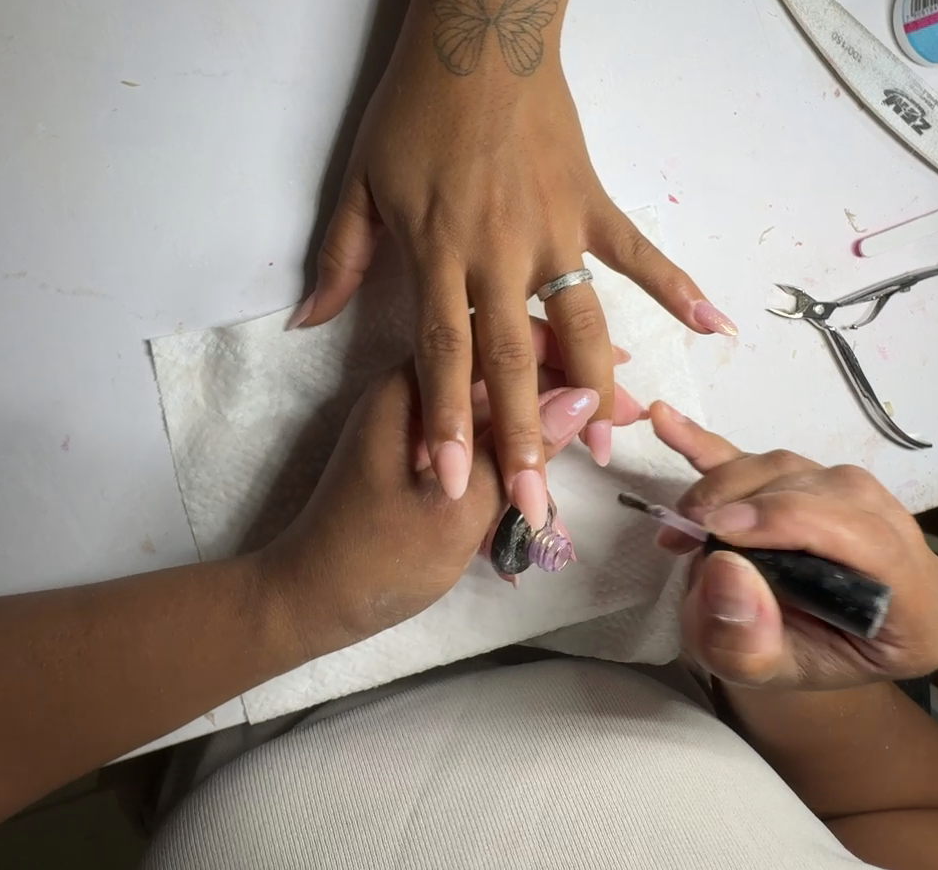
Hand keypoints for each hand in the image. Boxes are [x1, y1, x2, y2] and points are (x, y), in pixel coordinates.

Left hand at [257, 360, 604, 659]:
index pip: (497, 340)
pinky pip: (475, 440)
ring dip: (540, 433)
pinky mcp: (418, 453)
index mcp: (411, 385)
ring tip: (594, 450)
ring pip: (492, 410)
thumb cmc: (380, 555)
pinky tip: (540, 490)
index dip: (564, 353)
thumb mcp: (459, 507)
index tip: (620, 371)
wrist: (313, 596)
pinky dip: (509, 460)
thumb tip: (583, 397)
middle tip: (624, 416)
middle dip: (563, 394)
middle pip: (501, 373)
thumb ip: (520, 451)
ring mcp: (414, 423)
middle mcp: (411, 390)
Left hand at [294, 56, 729, 533]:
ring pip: (579, 324)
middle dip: (521, 437)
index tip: (449, 485)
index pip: (441, 356)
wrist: (479, 33)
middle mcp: (500, 255)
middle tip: (533, 504)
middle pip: (512, 361)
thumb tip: (307, 321)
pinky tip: (714, 325)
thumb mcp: (360, 184)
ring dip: (594, 388)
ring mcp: (554, 231)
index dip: (445, 423)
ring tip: (607, 446)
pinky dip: (675, 286)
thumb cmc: (412, 111)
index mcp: (439, 254)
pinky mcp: (592, 203)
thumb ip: (341, 260)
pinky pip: (637, 252)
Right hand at [647, 403, 937, 689]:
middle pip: (840, 493)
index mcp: (914, 618)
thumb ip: (743, 638)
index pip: (875, 547)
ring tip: (686, 520)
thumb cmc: (769, 662)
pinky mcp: (804, 484)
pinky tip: (665, 421)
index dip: (795, 522)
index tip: (719, 529)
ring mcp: (855, 510)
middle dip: (756, 501)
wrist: (767, 647)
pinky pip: (759, 455)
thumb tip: (729, 566)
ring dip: (732, 482)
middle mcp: (903, 553)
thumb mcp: (750, 672)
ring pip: (801, 468)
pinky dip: (708, 442)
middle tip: (693, 527)